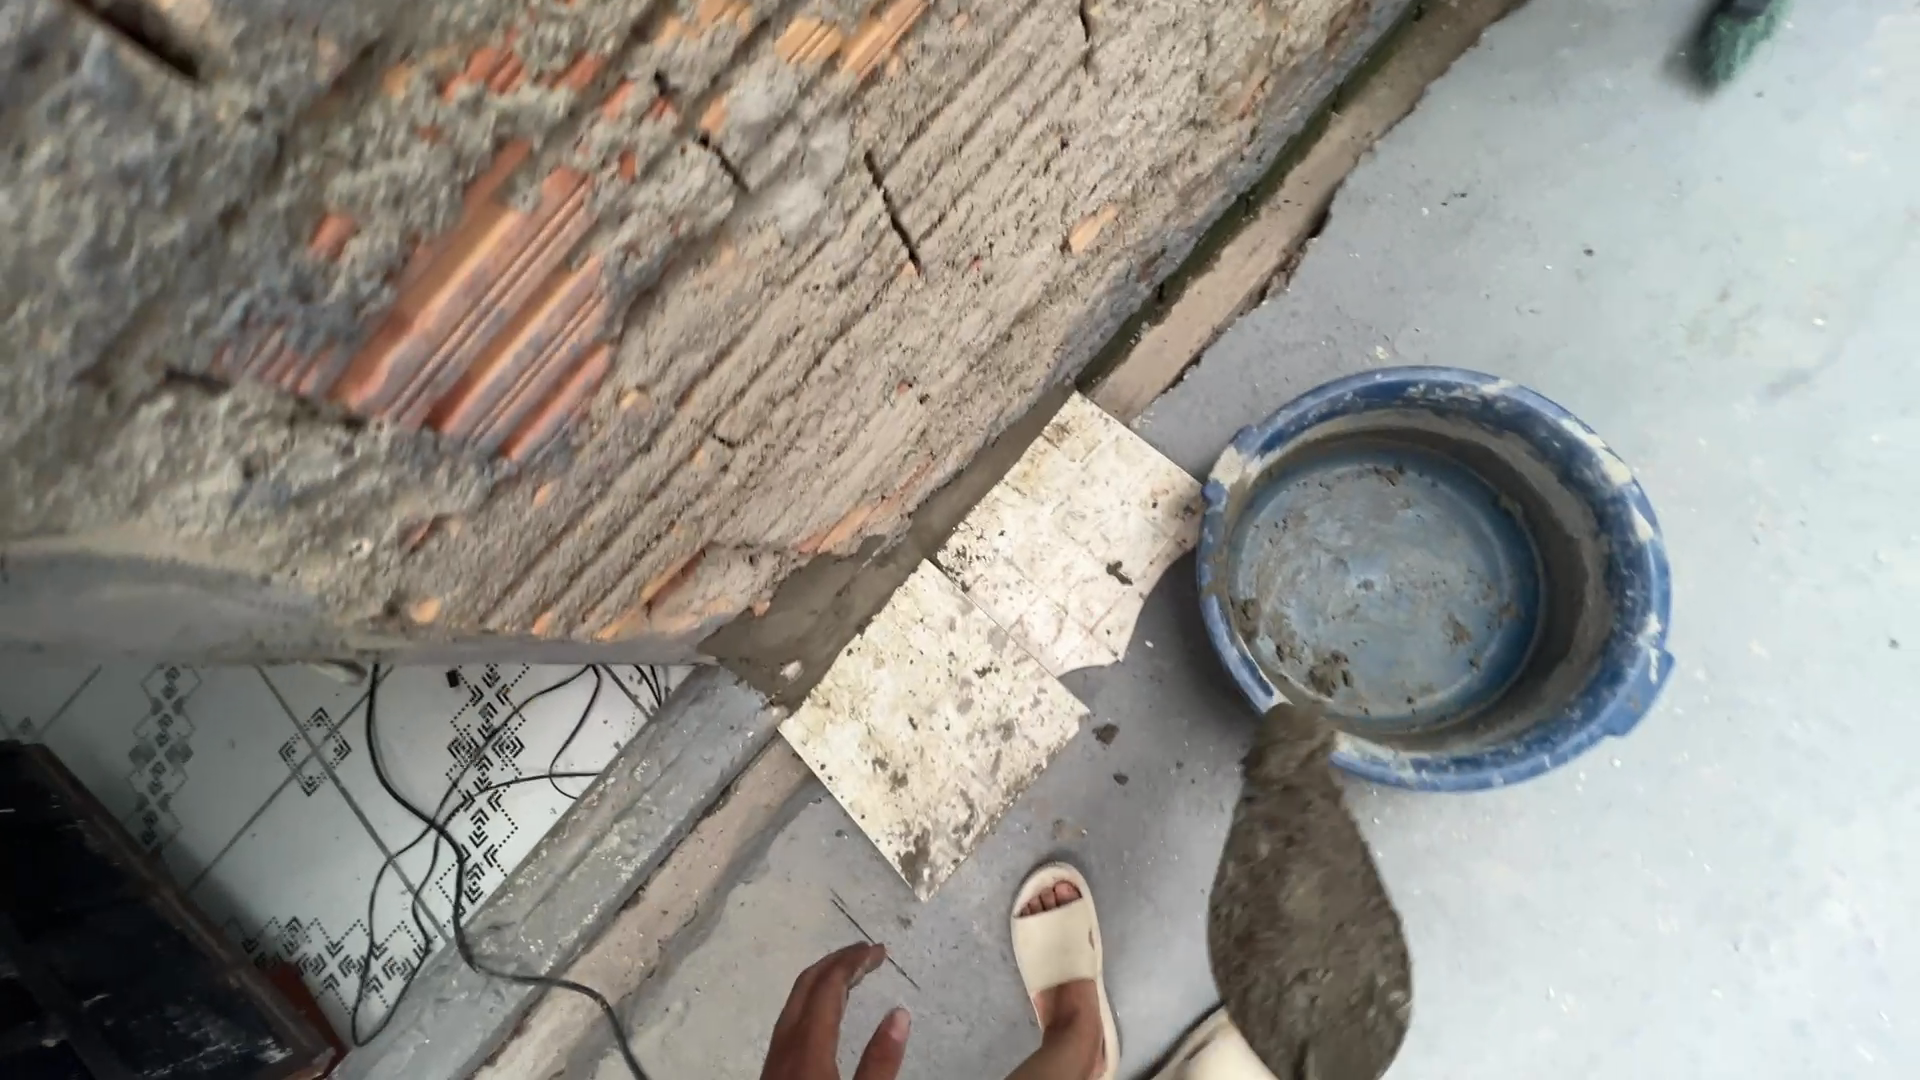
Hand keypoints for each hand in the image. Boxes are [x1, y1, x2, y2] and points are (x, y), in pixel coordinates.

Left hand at [760, 943, 910, 1079]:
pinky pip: (791, 1019)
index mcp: (807, 1047)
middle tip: (868, 953)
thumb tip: (899, 1013)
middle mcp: (785, 1045)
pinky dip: (813, 1001)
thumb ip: (880, 1063)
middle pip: (806, 985)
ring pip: (795, 1002)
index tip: (881, 951)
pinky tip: (827, 1016)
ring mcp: (774, 1061)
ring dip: (823, 980)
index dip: (854, 961)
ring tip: (853, 976)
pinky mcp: (772, 1076)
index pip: (829, 986)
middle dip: (837, 961)